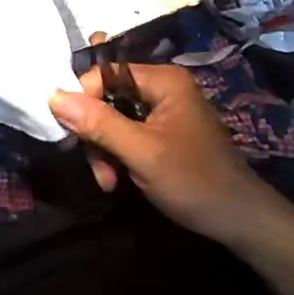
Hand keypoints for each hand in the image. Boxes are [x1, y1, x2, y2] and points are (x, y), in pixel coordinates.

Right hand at [48, 60, 287, 246]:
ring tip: (108, 182)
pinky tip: (117, 180)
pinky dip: (117, 156)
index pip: (104, 74)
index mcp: (163, 80)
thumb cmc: (194, 181)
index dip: (83, 101)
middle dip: (96, 134)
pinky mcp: (163, 132)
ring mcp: (164, 110)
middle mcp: (162, 87)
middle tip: (98, 169)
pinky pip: (126, 133)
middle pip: (107, 97)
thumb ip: (99, 123)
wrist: (240, 220)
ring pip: (113, 119)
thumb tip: (53, 96)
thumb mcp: (141, 153)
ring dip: (104, 151)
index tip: (71, 135)